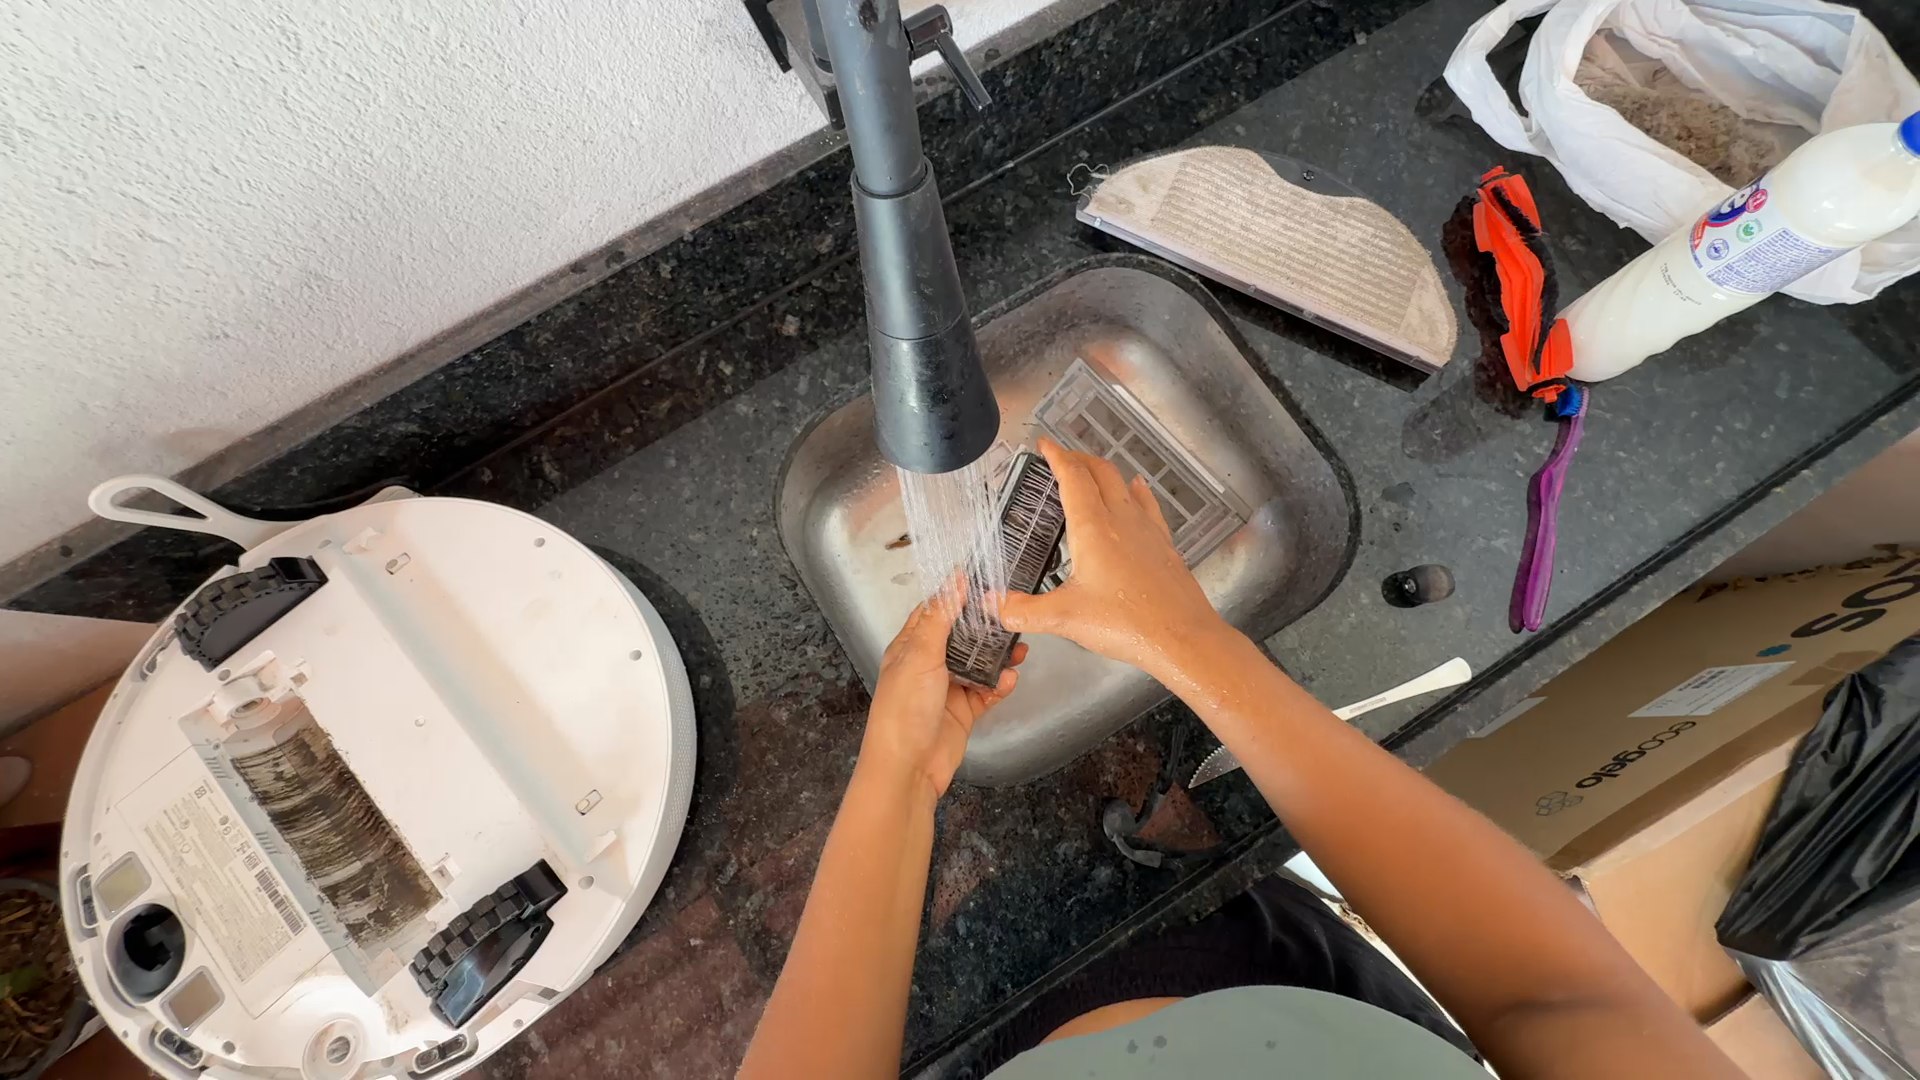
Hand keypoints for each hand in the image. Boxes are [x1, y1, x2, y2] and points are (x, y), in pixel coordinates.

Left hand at [863, 583, 1024, 797]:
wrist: (909, 767)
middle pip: (962, 637)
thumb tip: (955, 578)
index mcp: (911, 647)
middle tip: (1012, 617)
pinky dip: (1000, 686)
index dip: (957, 597)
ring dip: (999, 657)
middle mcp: (928, 664)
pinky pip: (986, 692)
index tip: (984, 583)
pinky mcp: (963, 711)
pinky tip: (1010, 680)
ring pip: (979, 664)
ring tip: (1020, 650)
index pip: (935, 612)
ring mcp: (947, 688)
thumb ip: (940, 616)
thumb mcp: (920, 654)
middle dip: (986, 628)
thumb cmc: (905, 707)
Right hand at [999, 437, 1233, 682]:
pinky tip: (1137, 489)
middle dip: (1078, 459)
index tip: (1044, 445)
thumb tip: (990, 605)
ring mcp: (1147, 530)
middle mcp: (1121, 519)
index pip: (1073, 478)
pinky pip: (1147, 505)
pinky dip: (1135, 491)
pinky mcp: (1164, 545)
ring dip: (1104, 473)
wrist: (1182, 638)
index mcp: (1093, 527)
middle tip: (1060, 458)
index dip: (1057, 457)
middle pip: (1100, 473)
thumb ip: (1023, 611)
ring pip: (1124, 485)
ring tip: (1089, 472)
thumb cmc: (1122, 622)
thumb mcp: (1064, 618)